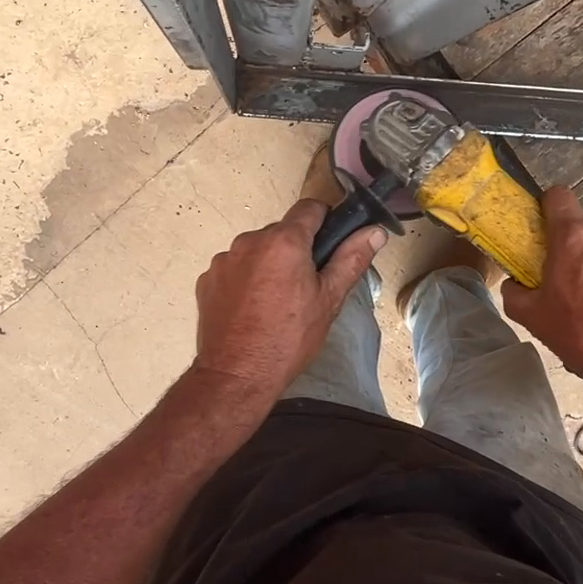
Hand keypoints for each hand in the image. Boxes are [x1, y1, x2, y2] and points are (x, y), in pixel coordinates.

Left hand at [192, 198, 385, 399]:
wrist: (237, 375)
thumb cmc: (288, 339)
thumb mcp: (329, 300)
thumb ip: (351, 259)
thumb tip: (375, 232)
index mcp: (284, 242)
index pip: (310, 207)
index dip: (325, 220)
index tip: (330, 243)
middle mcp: (250, 241)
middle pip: (282, 231)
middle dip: (296, 249)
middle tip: (306, 285)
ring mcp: (224, 259)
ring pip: (257, 250)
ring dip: (269, 264)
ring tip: (277, 302)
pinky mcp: (207, 278)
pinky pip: (235, 267)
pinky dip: (246, 279)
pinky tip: (252, 308)